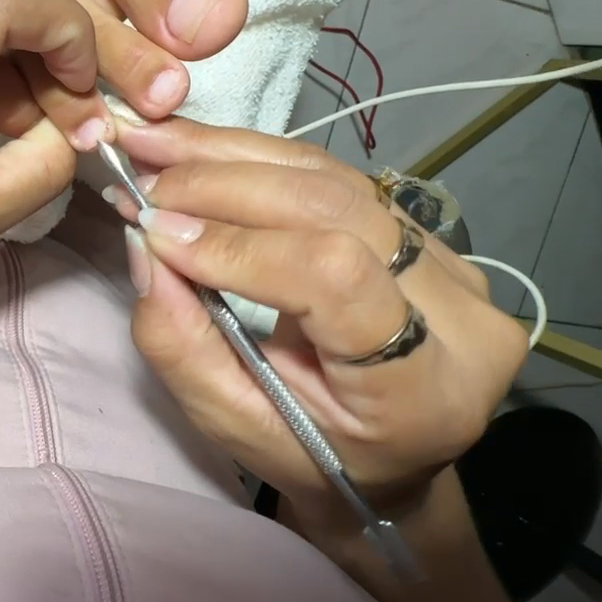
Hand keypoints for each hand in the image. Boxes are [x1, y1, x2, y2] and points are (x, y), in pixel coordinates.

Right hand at [107, 119, 528, 534]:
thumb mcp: (230, 422)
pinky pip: (334, 176)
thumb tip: (145, 243)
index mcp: (423, 388)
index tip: (153, 231)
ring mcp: (454, 263)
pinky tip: (196, 147)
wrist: (385, 456)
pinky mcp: (427, 234)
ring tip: (154, 144)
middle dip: (220, 188)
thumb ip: (181, 343)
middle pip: (333, 209)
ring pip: (331, 177)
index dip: (238, 246)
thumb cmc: (307, 456)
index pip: (334, 278)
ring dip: (229, 155)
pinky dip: (253, 156)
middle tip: (141, 181)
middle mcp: (460, 312)